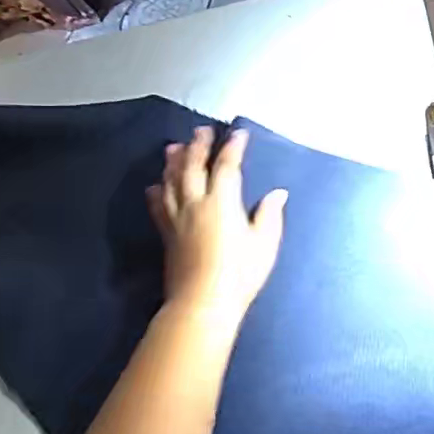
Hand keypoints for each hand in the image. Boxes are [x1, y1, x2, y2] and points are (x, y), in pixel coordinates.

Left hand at [148, 126, 287, 324]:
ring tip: (174, 147)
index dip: (232, 148)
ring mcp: (177, 218)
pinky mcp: (167, 234)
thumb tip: (278, 193)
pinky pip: (158, 205)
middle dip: (198, 146)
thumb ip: (269, 215)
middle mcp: (195, 204)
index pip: (227, 167)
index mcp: (222, 203)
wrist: (203, 303)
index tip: (238, 134)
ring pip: (171, 181)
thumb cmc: (241, 273)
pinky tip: (155, 184)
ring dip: (173, 161)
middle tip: (202, 130)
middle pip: (192, 167)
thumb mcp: (265, 243)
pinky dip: (157, 190)